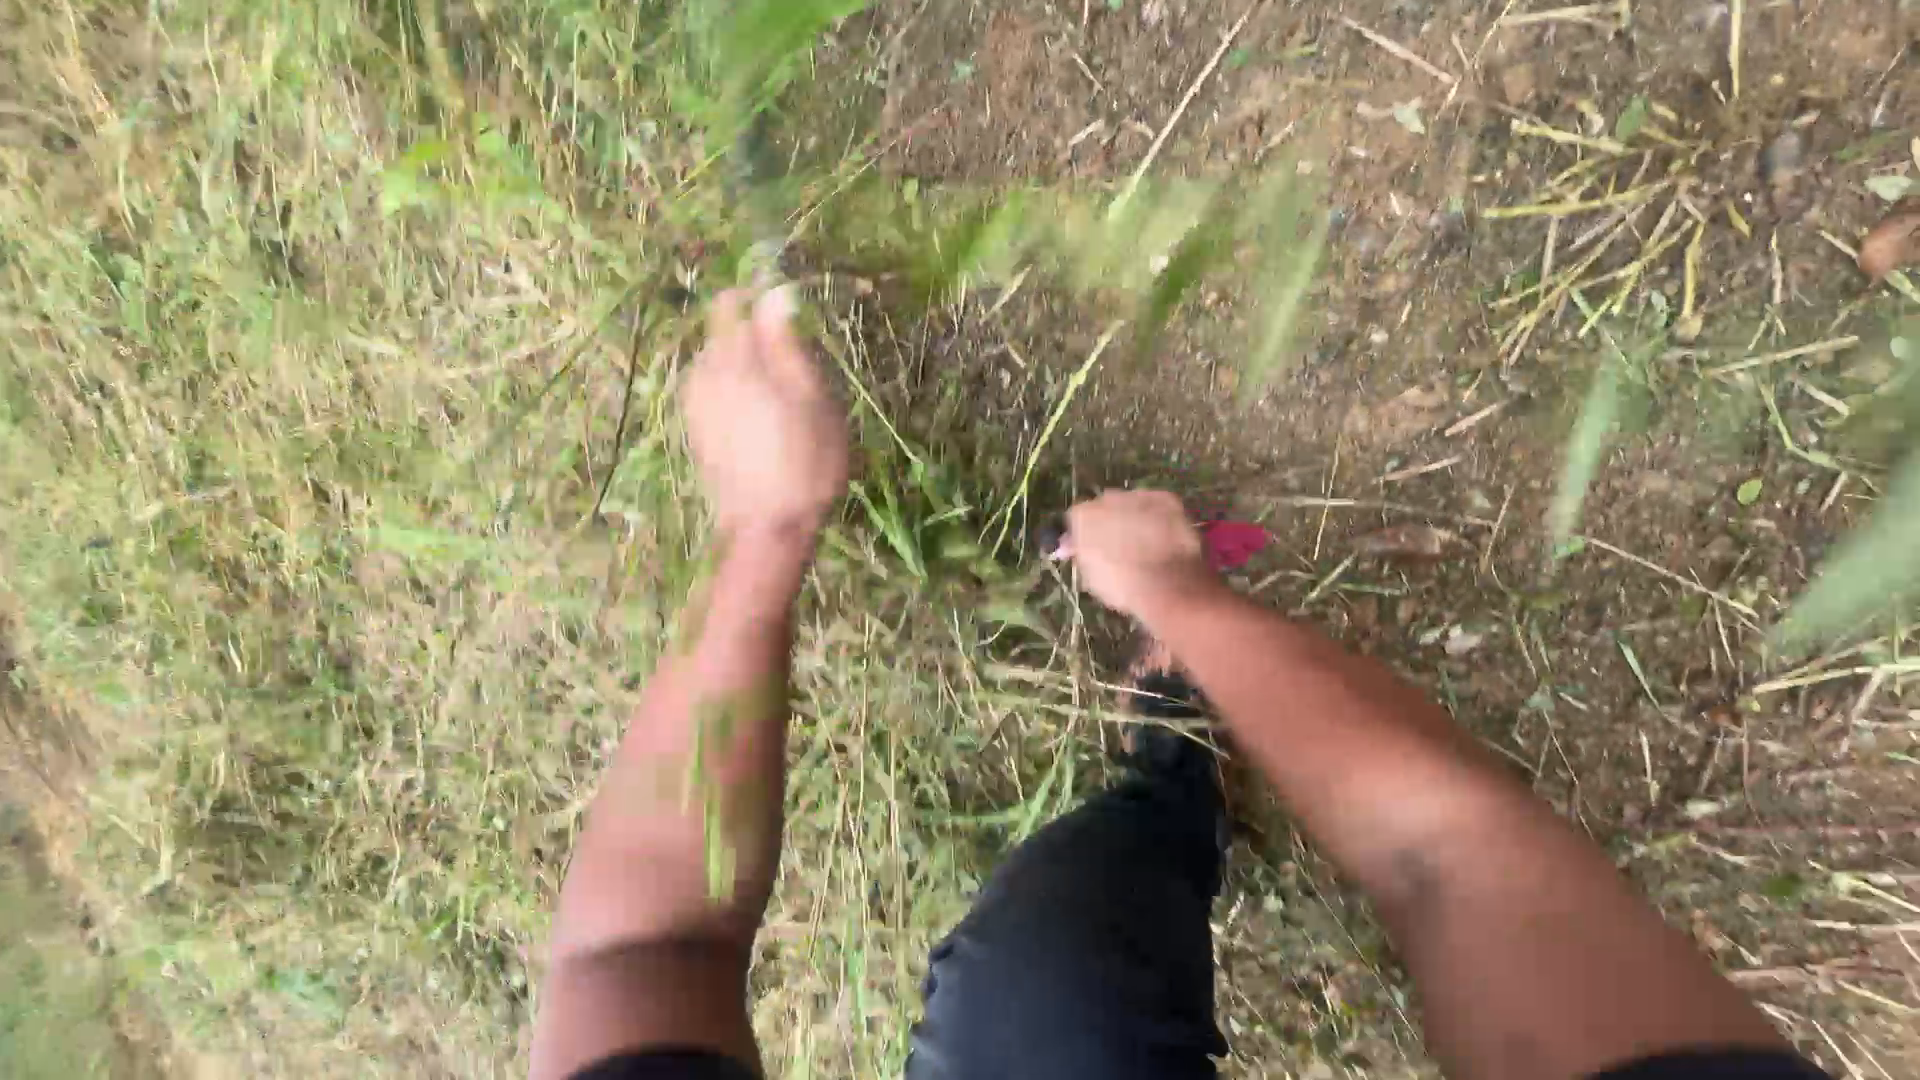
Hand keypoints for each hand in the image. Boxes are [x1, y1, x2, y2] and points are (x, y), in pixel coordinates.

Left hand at [683, 287, 848, 539]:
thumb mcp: (813, 401)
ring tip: (776, 393)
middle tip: (790, 364)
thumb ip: (789, 346)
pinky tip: (756, 416)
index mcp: (736, 362)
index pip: (729, 304)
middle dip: (751, 336)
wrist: (768, 525)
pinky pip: (710, 390)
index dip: (754, 299)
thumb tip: (776, 295)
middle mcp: (705, 375)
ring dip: (741, 363)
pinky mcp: (695, 429)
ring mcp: (695, 404)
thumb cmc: (806, 463)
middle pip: (721, 333)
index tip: (783, 314)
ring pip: (714, 362)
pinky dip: (731, 389)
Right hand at [1064, 490, 1216, 620]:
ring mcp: (1137, 496)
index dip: (1083, 535)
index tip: (1089, 550)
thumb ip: (1080, 554)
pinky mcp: (1165, 499)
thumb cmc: (1121, 586)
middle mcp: (1106, 498)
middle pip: (1103, 507)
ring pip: (1131, 504)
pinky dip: (1158, 516)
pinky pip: (1156, 504)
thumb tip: (1070, 546)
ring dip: (1133, 517)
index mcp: (1081, 516)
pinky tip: (1162, 535)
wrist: (1164, 583)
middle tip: (1117, 546)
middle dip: (1108, 522)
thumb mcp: (1090, 576)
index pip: (1076, 519)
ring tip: (1144, 543)